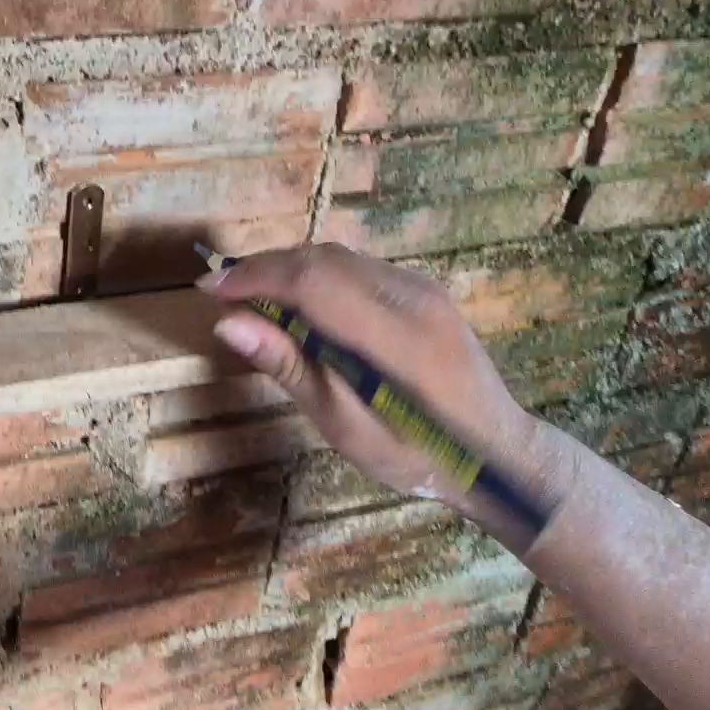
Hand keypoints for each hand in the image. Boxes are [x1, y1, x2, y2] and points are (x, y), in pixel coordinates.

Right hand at [199, 244, 563, 520]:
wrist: (500, 453)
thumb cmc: (416, 453)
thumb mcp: (344, 424)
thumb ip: (288, 366)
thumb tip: (226, 323)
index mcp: (398, 339)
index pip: (313, 282)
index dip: (254, 278)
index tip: (209, 291)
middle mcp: (412, 297)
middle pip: (319, 259)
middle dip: (261, 268)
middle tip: (221, 294)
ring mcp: (420, 286)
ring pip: (333, 255)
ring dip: (283, 267)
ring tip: (249, 295)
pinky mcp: (419, 286)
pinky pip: (351, 264)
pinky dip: (309, 272)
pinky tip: (293, 299)